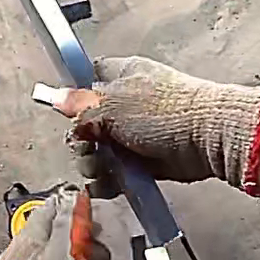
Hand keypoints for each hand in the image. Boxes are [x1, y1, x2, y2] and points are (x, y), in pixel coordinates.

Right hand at [53, 56, 259, 192]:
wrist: (206, 139)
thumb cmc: (162, 112)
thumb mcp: (112, 104)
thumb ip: (79, 106)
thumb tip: (52, 97)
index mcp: (119, 77)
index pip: (86, 80)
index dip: (74, 96)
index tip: (70, 114)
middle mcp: (124, 105)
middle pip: (86, 124)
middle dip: (82, 141)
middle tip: (91, 148)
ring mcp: (133, 135)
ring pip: (97, 152)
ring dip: (93, 164)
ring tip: (103, 167)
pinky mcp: (141, 162)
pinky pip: (113, 172)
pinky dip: (107, 180)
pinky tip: (108, 183)